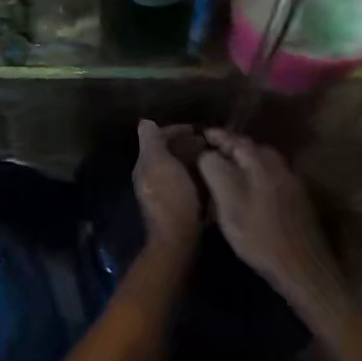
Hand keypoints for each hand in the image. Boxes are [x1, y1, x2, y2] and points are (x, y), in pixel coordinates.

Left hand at [133, 119, 201, 252]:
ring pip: (180, 167)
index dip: (177, 131)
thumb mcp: (159, 164)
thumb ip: (152, 142)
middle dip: (189, 144)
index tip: (199, 129)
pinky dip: (199, 174)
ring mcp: (165, 192)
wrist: (178, 238)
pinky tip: (213, 174)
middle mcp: (152, 176)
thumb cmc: (171, 198)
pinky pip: (188, 181)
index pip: (158, 139)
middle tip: (212, 142)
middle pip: (170, 152)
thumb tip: (145, 122)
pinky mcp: (178, 204)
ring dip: (195, 158)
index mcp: (146, 165)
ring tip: (216, 155)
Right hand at [197, 129, 340, 301]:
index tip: (203, 134)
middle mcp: (281, 170)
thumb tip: (208, 154)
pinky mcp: (297, 203)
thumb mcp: (230, 205)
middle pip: (256, 150)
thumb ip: (217, 174)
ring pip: (266, 165)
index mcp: (263, 167)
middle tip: (213, 151)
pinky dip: (256, 176)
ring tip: (226, 169)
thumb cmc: (260, 236)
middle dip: (234, 147)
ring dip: (246, 162)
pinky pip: (272, 178)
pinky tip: (247, 190)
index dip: (220, 137)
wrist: (302, 268)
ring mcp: (292, 187)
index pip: (239, 142)